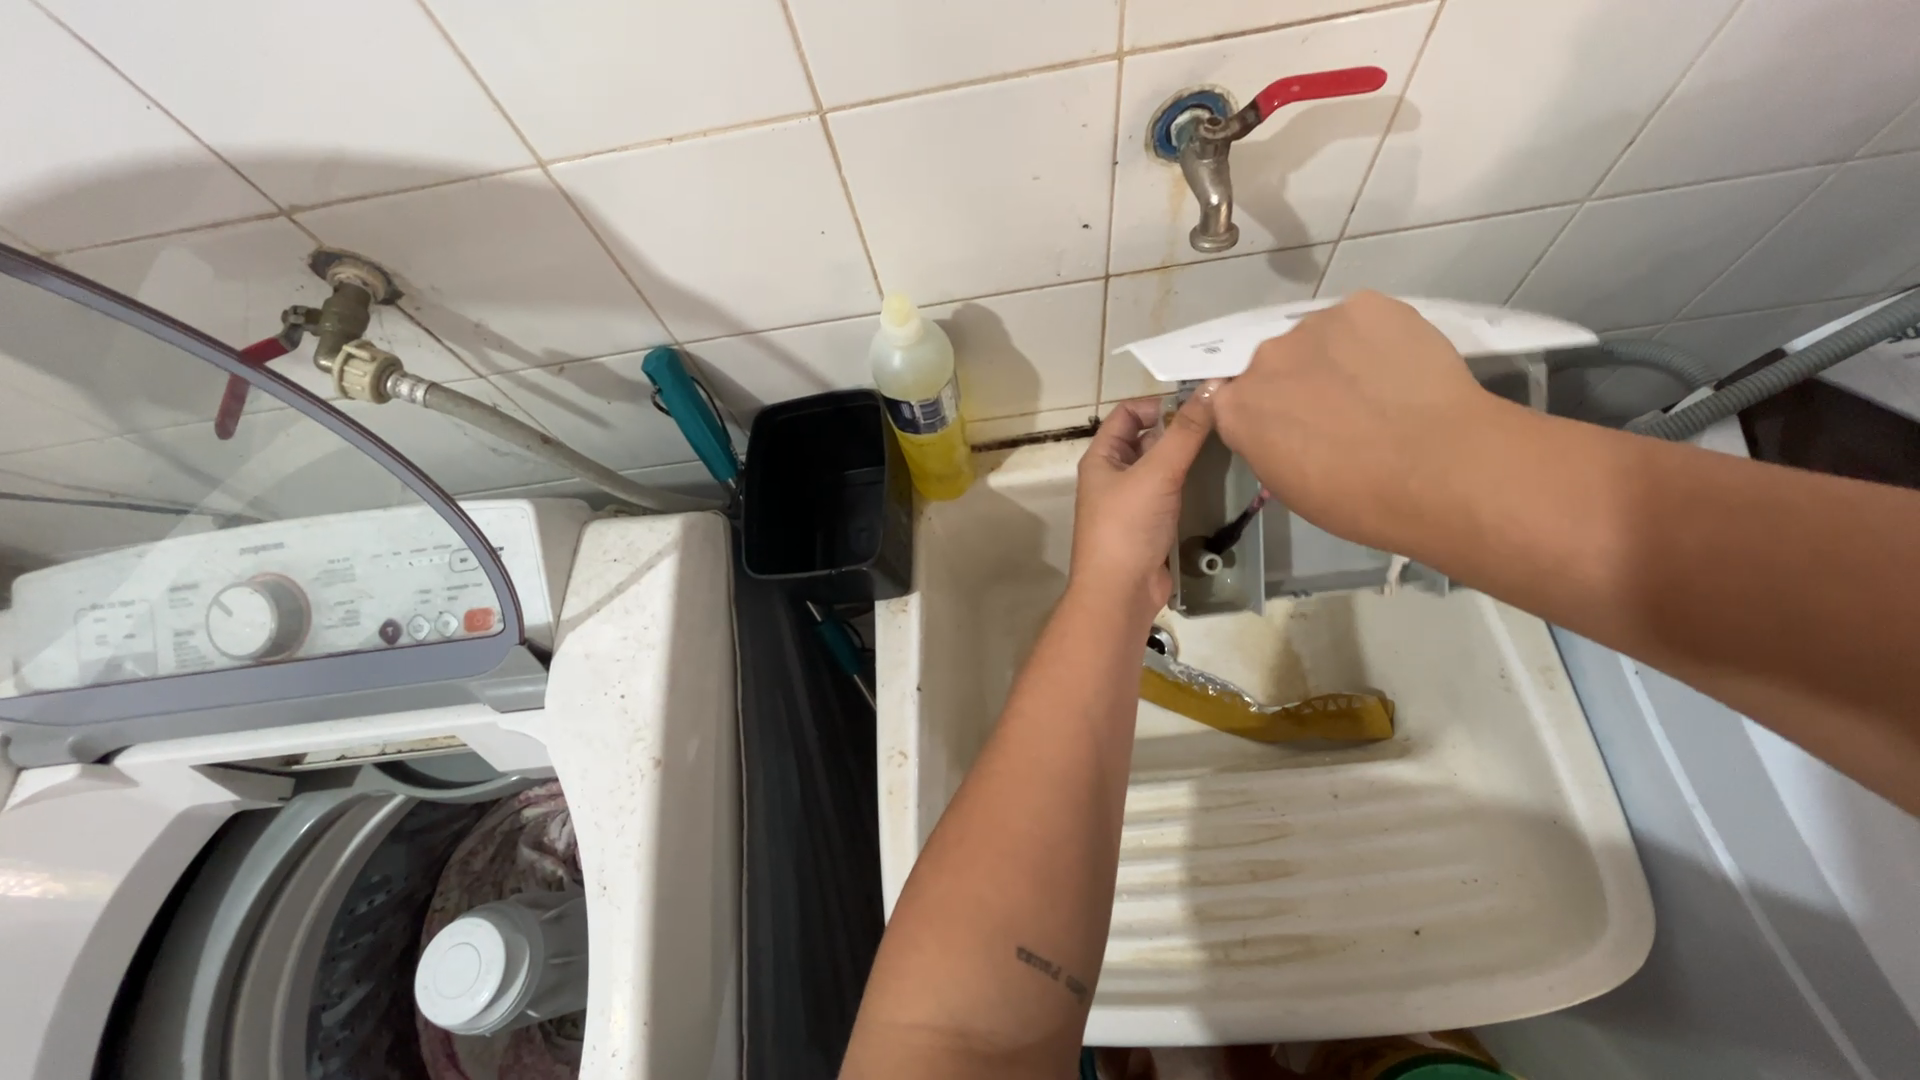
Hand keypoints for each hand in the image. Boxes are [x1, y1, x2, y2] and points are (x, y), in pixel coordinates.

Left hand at [1070, 393, 1214, 621]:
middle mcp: (1114, 475)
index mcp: (1102, 457)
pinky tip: (1220, 480)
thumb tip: (1212, 387)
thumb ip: (1186, 432)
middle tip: (1222, 423)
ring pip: (1163, 467)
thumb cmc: (1127, 527)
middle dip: (1180, 429)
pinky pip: (1173, 493)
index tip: (1197, 404)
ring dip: (1190, 457)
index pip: (1127, 414)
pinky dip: (1192, 484)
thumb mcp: (1156, 473)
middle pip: (1149, 439)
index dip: (1158, 403)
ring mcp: (1133, 501)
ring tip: (1229, 446)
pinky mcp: (1152, 524)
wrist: (1121, 592)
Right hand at [1211, 291, 1509, 552]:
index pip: (1235, 399)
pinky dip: (1378, 338)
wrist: (1436, 469)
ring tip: (1380, 387)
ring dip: (1338, 356)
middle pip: (1275, 364)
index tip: (1291, 426)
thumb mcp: (1288, 486)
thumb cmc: (1356, 498)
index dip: (1267, 412)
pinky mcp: (1366, 305)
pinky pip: (1363, 319)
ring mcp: (1314, 326)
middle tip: (1341, 409)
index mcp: (1236, 409)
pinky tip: (1403, 366)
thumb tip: (1285, 428)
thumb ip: (1268, 444)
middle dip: (1300, 381)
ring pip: (1320, 338)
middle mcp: (1263, 359)